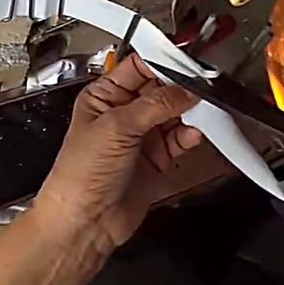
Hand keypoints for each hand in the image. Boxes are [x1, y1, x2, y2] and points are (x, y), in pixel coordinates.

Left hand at [31, 53, 205, 250]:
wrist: (85, 222)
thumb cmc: (79, 175)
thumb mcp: (116, 128)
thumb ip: (154, 105)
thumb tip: (184, 90)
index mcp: (103, 96)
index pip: (138, 67)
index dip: (161, 63)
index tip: (187, 63)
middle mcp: (122, 113)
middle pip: (160, 89)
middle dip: (181, 87)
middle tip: (201, 86)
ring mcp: (140, 136)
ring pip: (174, 113)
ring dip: (189, 111)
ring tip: (204, 109)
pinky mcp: (156, 158)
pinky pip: (180, 138)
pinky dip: (190, 134)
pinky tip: (195, 132)